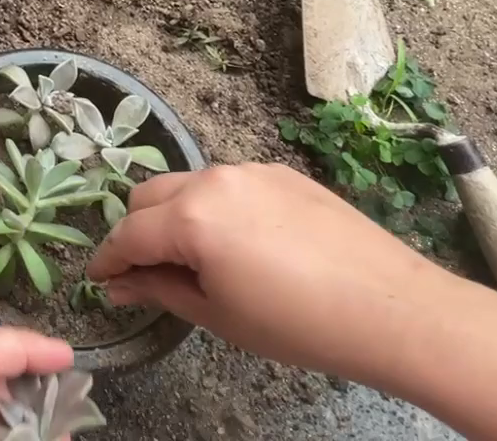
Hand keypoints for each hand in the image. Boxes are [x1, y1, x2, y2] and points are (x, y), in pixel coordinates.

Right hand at [85, 163, 469, 386]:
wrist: (396, 310)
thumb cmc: (299, 325)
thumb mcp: (220, 316)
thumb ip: (161, 291)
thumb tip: (120, 286)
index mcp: (190, 218)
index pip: (129, 234)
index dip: (108, 259)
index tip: (100, 279)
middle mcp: (210, 180)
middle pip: (148, 195)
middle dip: (136, 230)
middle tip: (146, 270)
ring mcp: (247, 170)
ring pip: (186, 185)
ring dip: (175, 215)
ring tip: (199, 257)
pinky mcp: (279, 171)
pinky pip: (227, 183)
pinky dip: (215, 207)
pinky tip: (245, 243)